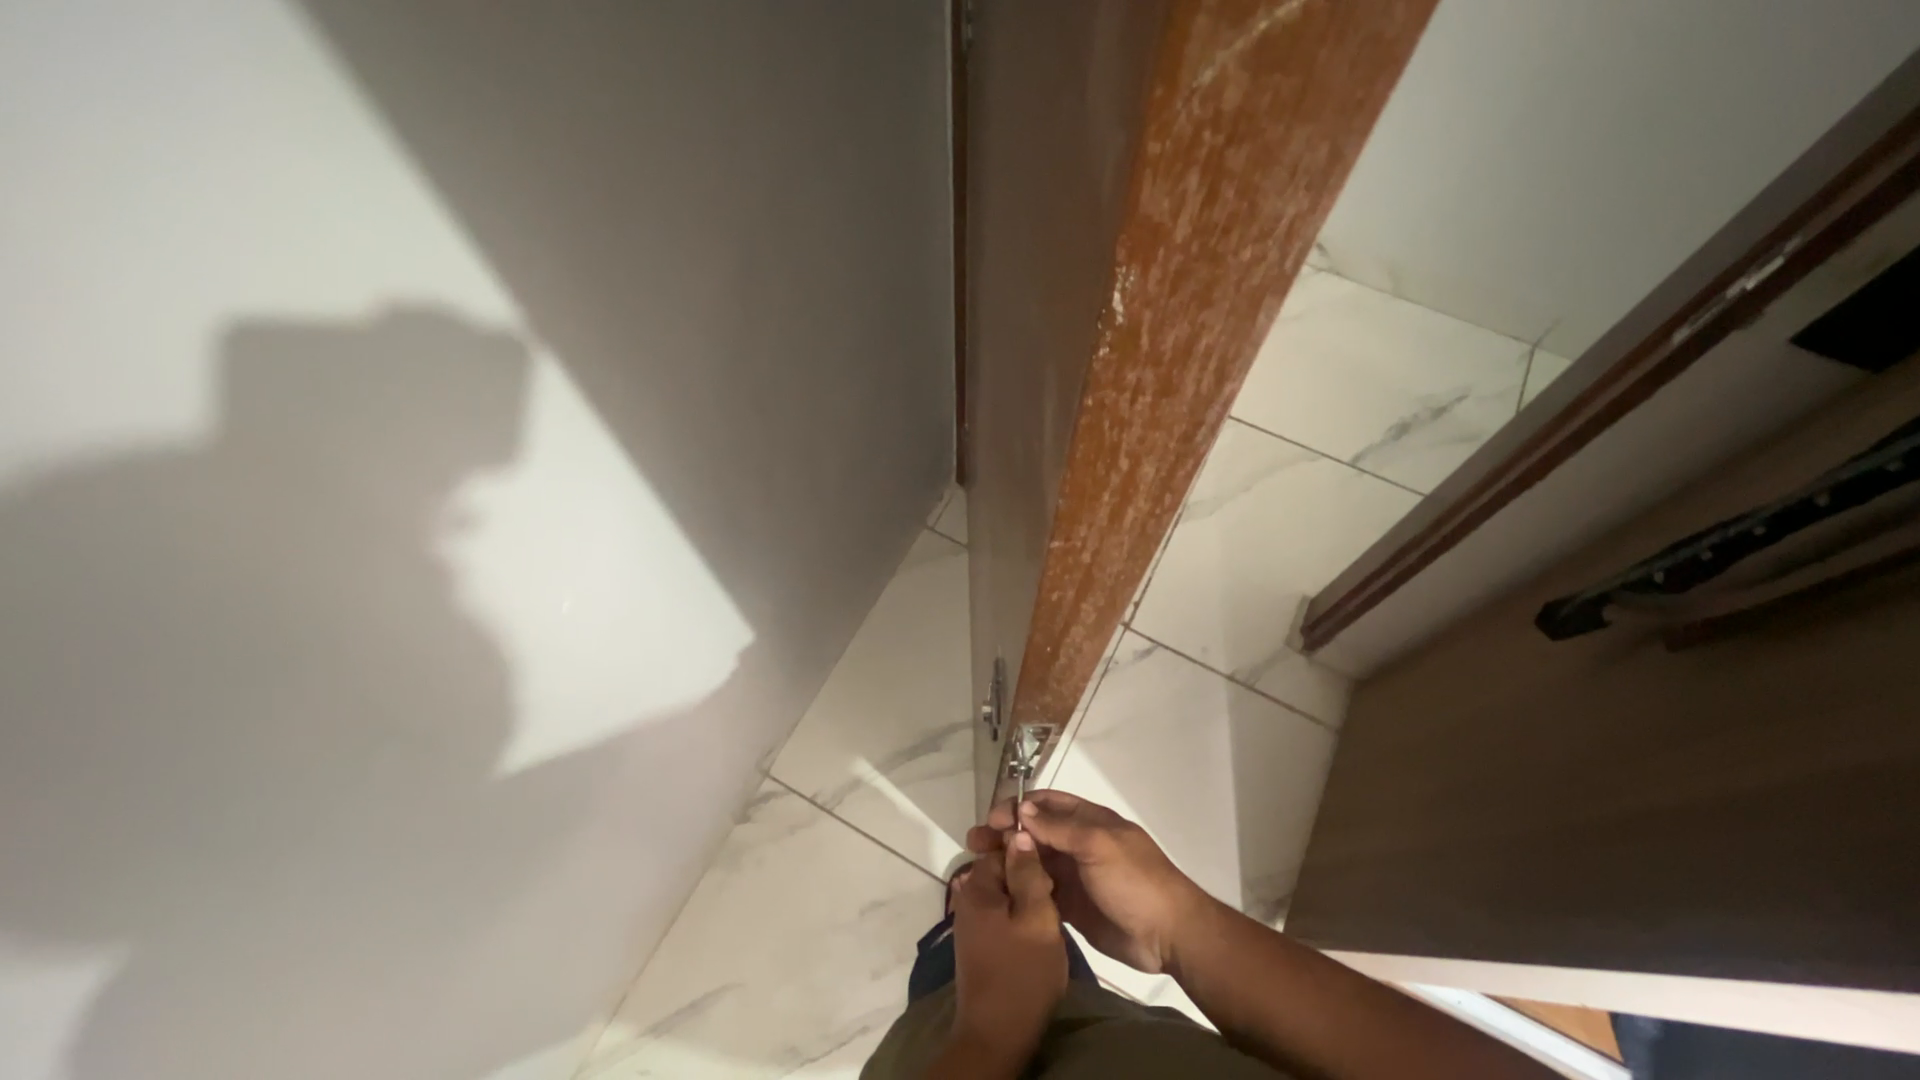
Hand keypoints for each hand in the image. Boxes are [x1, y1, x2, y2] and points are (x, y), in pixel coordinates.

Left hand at [947, 831, 1068, 1066]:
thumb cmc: (1022, 973)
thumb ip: (1029, 874)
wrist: (996, 1035)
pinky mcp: (978, 945)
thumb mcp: (1037, 918)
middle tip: (1056, 896)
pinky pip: (1001, 916)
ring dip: (1026, 900)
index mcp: (977, 887)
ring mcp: (970, 924)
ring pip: (1004, 895)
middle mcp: (967, 899)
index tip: (1055, 870)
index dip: (1031, 853)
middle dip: (1029, 877)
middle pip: (1002, 871)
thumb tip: (1020, 833)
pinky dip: (1019, 919)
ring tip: (1051, 914)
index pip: (1003, 848)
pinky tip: (1038, 933)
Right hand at [970, 790, 1207, 974]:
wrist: (1169, 935)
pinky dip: (1016, 890)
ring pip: (1032, 863)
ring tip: (975, 871)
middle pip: (1033, 833)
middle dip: (1003, 834)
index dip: (1017, 807)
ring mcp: (1074, 877)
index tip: (991, 820)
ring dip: (1005, 862)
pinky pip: (1037, 893)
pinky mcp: (1070, 908)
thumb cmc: (1135, 881)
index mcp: (1089, 821)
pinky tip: (994, 895)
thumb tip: (1023, 808)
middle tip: (973, 844)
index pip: (1046, 804)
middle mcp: (1077, 845)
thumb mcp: (1098, 845)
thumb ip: (1059, 828)